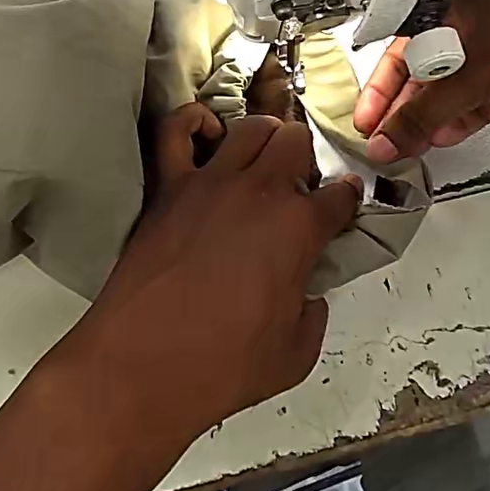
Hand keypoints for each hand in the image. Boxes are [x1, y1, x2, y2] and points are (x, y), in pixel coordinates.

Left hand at [63, 105, 360, 447]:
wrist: (142, 368)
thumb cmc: (218, 366)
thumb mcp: (296, 352)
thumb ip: (312, 314)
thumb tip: (306, 299)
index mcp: (299, 229)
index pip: (340, 196)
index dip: (347, 198)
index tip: (343, 202)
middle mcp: (259, 195)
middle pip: (298, 143)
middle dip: (306, 159)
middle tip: (300, 184)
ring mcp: (211, 185)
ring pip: (251, 127)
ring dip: (266, 136)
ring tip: (264, 156)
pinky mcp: (168, 190)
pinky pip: (177, 131)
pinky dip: (194, 122)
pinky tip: (207, 133)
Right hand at [356, 0, 489, 160]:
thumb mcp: (481, 74)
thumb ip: (429, 111)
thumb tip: (391, 135)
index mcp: (460, 9)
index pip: (403, 47)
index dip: (381, 84)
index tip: (367, 117)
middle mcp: (476, 31)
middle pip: (423, 73)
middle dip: (401, 108)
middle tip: (382, 138)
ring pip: (447, 93)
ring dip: (427, 121)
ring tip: (407, 145)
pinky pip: (473, 106)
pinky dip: (457, 123)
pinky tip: (443, 138)